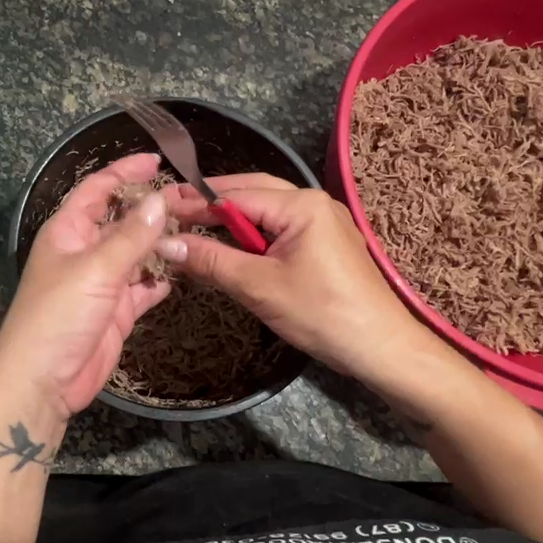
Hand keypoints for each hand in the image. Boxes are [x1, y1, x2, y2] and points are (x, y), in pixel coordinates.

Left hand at [0, 153, 173, 417]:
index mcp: (67, 231)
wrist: (44, 381)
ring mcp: (101, 282)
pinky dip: (161, 279)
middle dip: (152, 209)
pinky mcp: (116, 310)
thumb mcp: (96, 269)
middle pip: (122, 220)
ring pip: (136, 252)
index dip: (125, 171)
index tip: (157, 161)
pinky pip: (143, 286)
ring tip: (197, 231)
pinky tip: (184, 271)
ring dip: (162, 243)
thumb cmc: (59, 315)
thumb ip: (131, 236)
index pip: (98, 189)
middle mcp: (84, 251)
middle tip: (192, 200)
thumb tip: (159, 199)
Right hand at [157, 175, 432, 383]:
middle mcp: (314, 203)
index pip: (234, 195)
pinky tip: (230, 249)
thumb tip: (165, 243)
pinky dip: (251, 236)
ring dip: (230, 220)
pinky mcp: (326, 245)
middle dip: (210, 202)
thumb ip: (211, 260)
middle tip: (171, 212)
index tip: (158, 210)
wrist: (384, 350)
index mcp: (301, 205)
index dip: (194, 203)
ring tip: (193, 228)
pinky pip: (279, 229)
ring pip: (265, 211)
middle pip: (251, 192)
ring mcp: (324, 223)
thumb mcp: (258, 287)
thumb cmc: (322, 314)